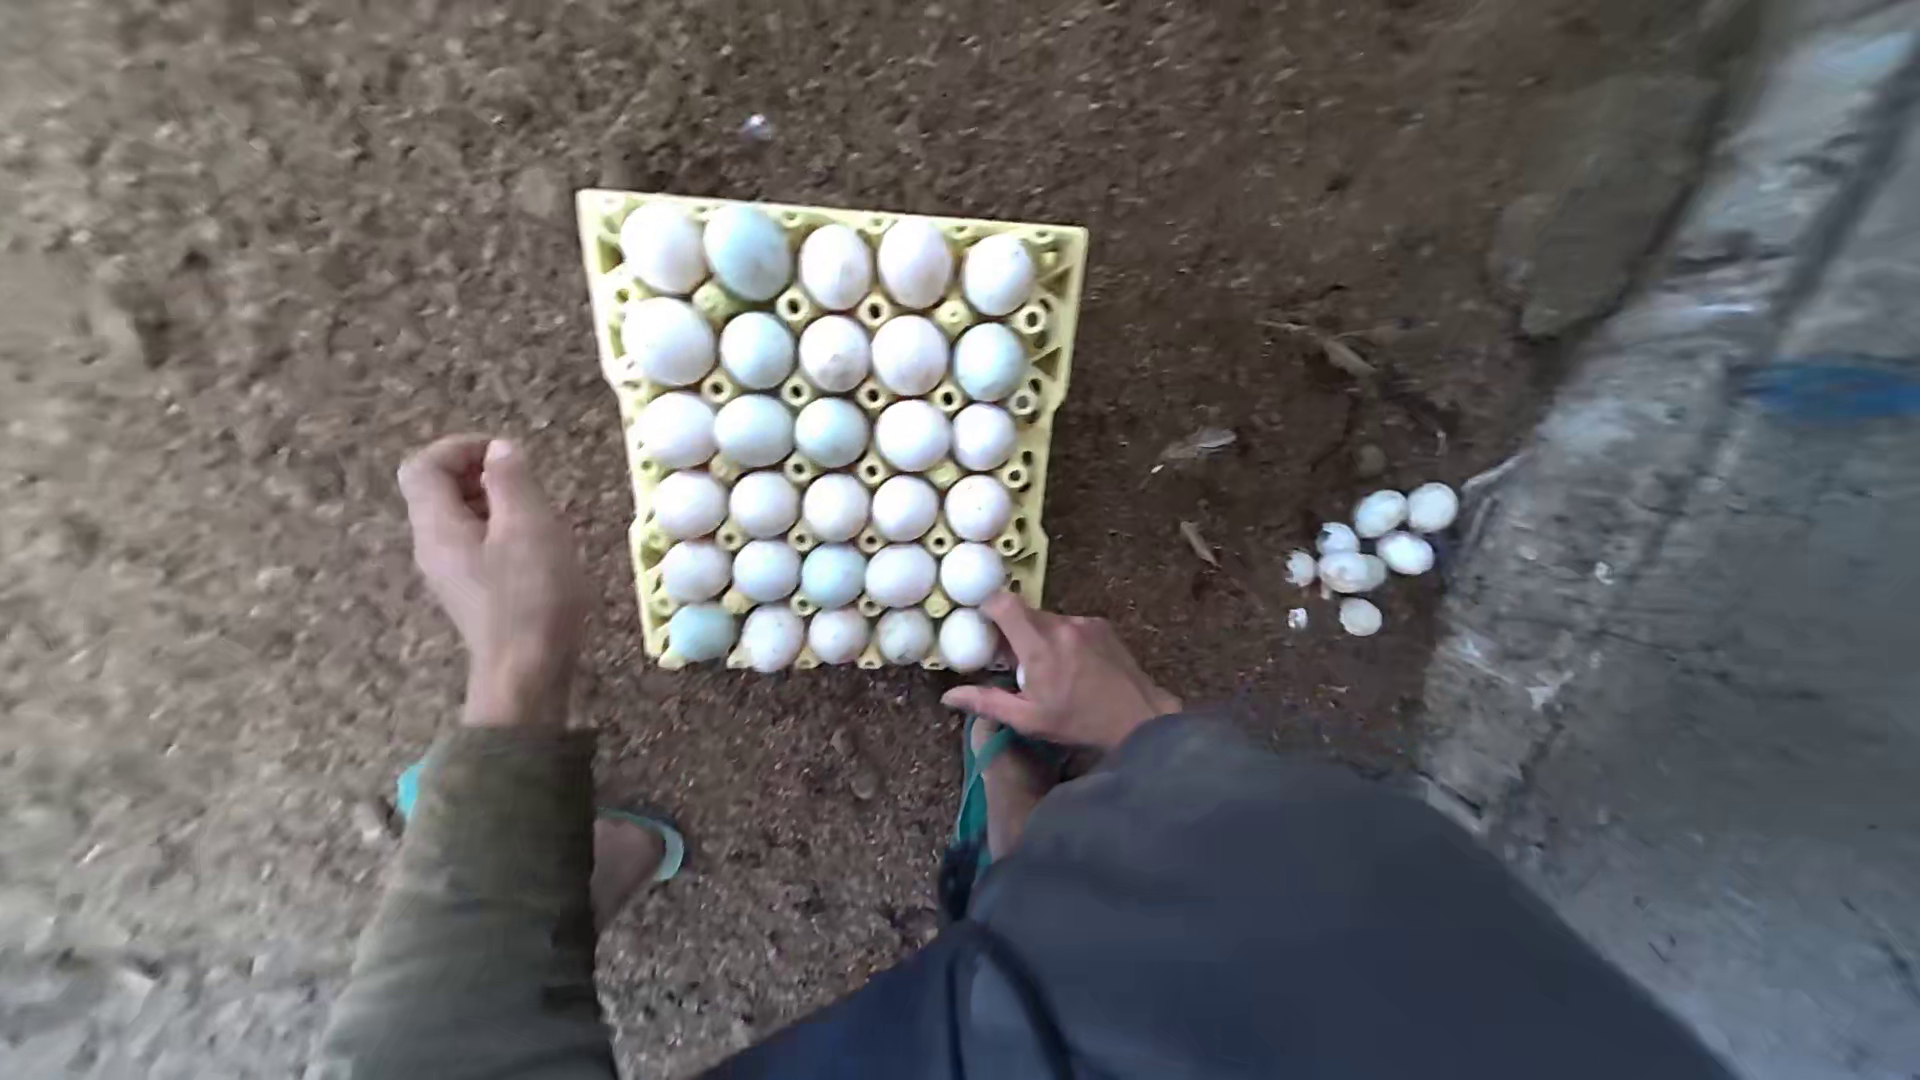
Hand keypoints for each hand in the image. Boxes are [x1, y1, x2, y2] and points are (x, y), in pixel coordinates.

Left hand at [397, 435, 587, 726]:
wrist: (527, 668)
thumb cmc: (531, 594)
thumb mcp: (530, 527)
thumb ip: (513, 481)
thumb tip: (500, 449)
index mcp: (437, 526)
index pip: (423, 466)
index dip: (459, 447)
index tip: (506, 452)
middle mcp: (432, 546)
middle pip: (438, 491)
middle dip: (481, 474)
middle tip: (529, 481)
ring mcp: (451, 572)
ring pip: (461, 519)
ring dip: (496, 503)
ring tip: (541, 513)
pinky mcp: (474, 592)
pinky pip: (477, 544)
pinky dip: (503, 530)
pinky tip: (539, 548)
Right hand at [941, 592, 1180, 749]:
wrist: (1141, 718)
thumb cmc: (1080, 722)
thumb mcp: (1029, 719)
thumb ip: (987, 702)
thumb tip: (949, 696)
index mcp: (1039, 646)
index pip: (1003, 603)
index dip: (987, 608)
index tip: (984, 628)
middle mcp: (1061, 625)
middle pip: (1023, 612)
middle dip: (1013, 631)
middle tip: (1015, 661)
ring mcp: (1084, 622)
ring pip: (1047, 619)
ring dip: (1038, 636)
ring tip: (1048, 669)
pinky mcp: (1101, 625)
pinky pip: (1069, 623)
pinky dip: (1062, 638)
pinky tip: (1073, 666)